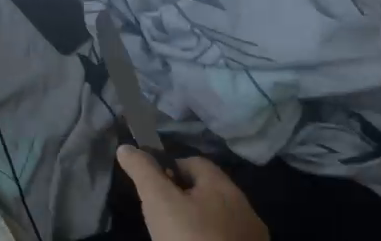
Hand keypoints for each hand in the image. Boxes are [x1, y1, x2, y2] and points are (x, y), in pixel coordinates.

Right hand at [117, 147, 267, 240]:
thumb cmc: (189, 236)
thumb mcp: (157, 199)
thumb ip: (142, 168)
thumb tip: (127, 148)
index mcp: (226, 188)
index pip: (194, 161)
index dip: (168, 166)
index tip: (153, 184)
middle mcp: (247, 210)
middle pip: (206, 189)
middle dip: (181, 194)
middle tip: (161, 208)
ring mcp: (254, 238)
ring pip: (217, 216)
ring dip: (197, 218)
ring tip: (175, 231)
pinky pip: (225, 237)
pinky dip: (209, 237)